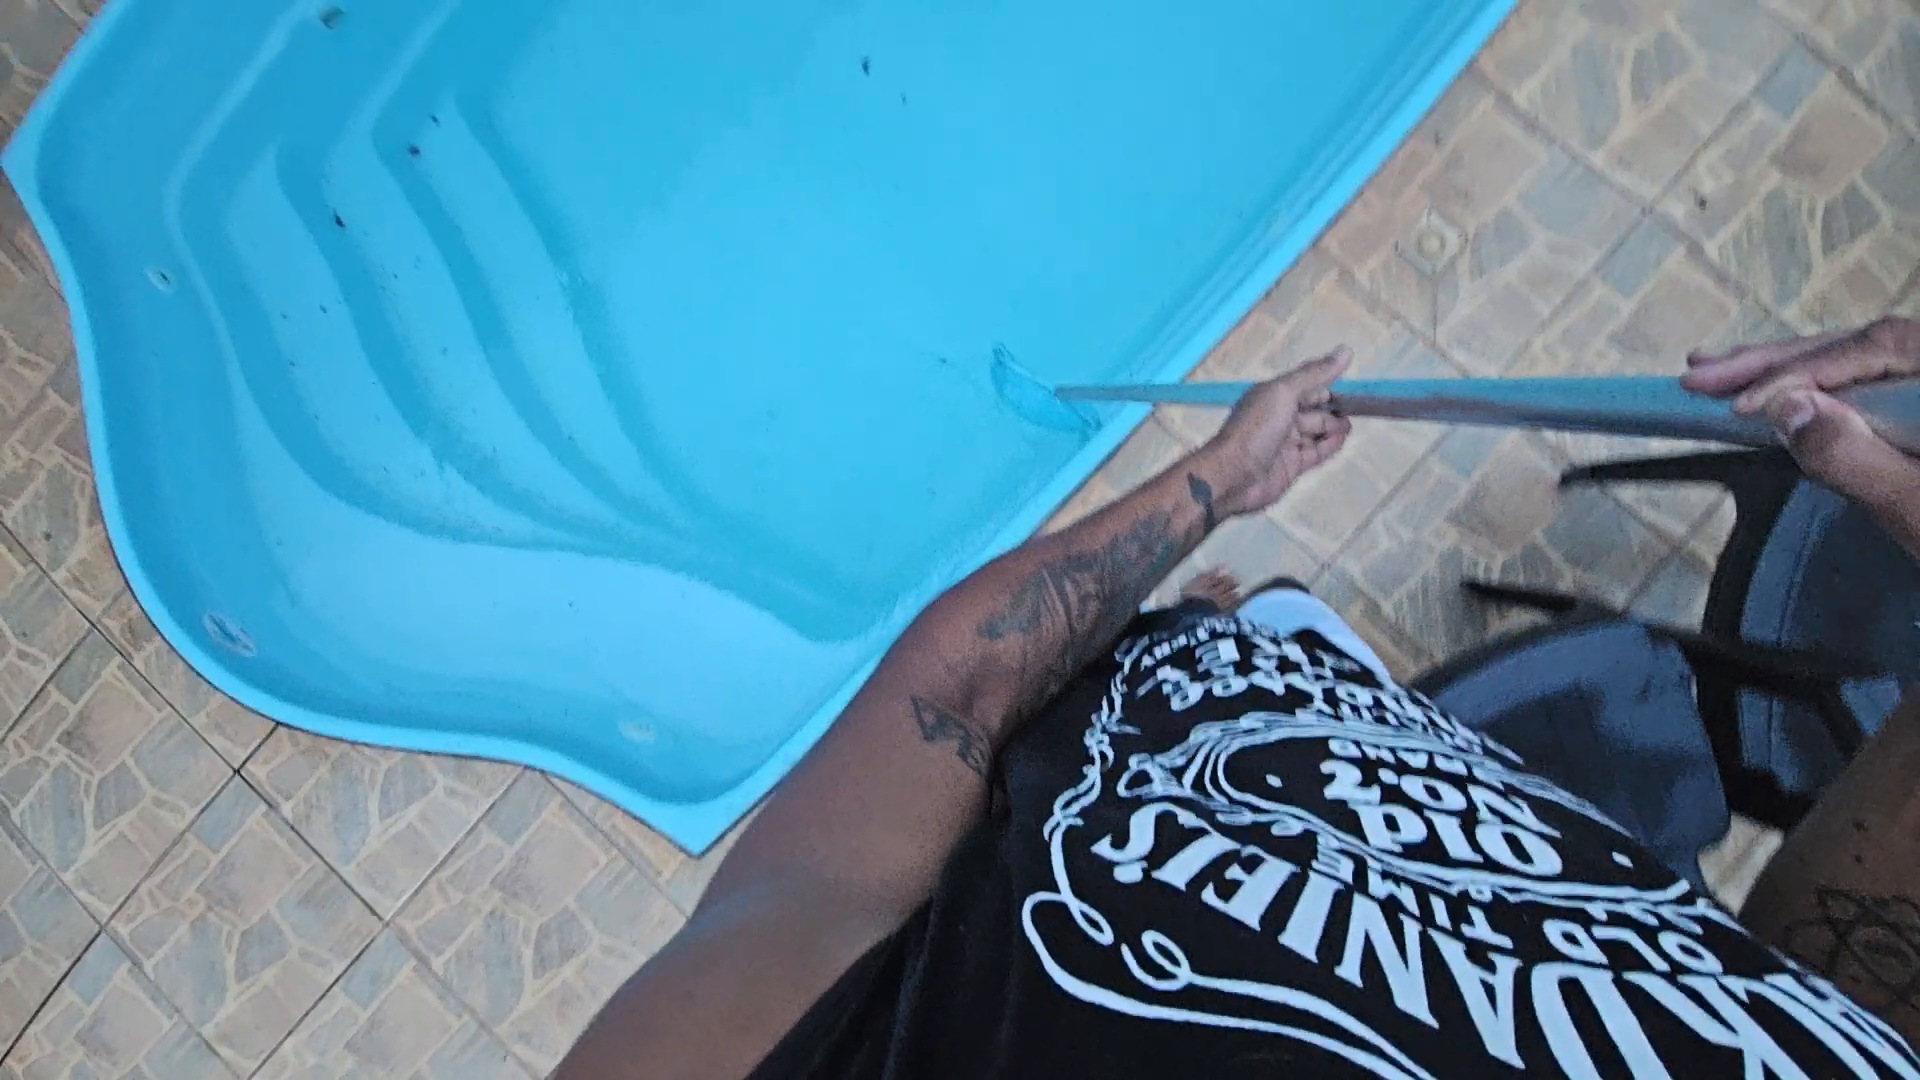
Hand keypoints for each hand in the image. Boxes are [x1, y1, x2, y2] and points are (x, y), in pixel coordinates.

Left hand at [1197, 346, 1353, 517]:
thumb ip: (1313, 374)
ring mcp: (1284, 444)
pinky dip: (1330, 445)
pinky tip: (1343, 439)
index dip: (1325, 385)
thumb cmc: (1256, 429)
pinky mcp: (1291, 466)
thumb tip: (1346, 350)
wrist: (1232, 475)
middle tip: (1356, 409)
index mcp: (1271, 397)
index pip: (1304, 387)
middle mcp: (1277, 418)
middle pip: (1311, 410)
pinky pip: (1315, 453)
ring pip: (1315, 431)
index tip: (1349, 385)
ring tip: (1349, 426)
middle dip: (1332, 408)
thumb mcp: (1283, 393)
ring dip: (1333, 427)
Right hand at [1682, 318, 1919, 524]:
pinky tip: (1763, 383)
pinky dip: (1811, 379)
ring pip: (1867, 356)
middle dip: (1778, 360)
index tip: (1740, 408)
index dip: (1804, 371)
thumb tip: (1784, 408)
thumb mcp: (1914, 508)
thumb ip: (1854, 456)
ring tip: (1712, 369)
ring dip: (1783, 364)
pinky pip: (1873, 378)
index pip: (1884, 348)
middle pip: (1873, 343)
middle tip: (1699, 373)